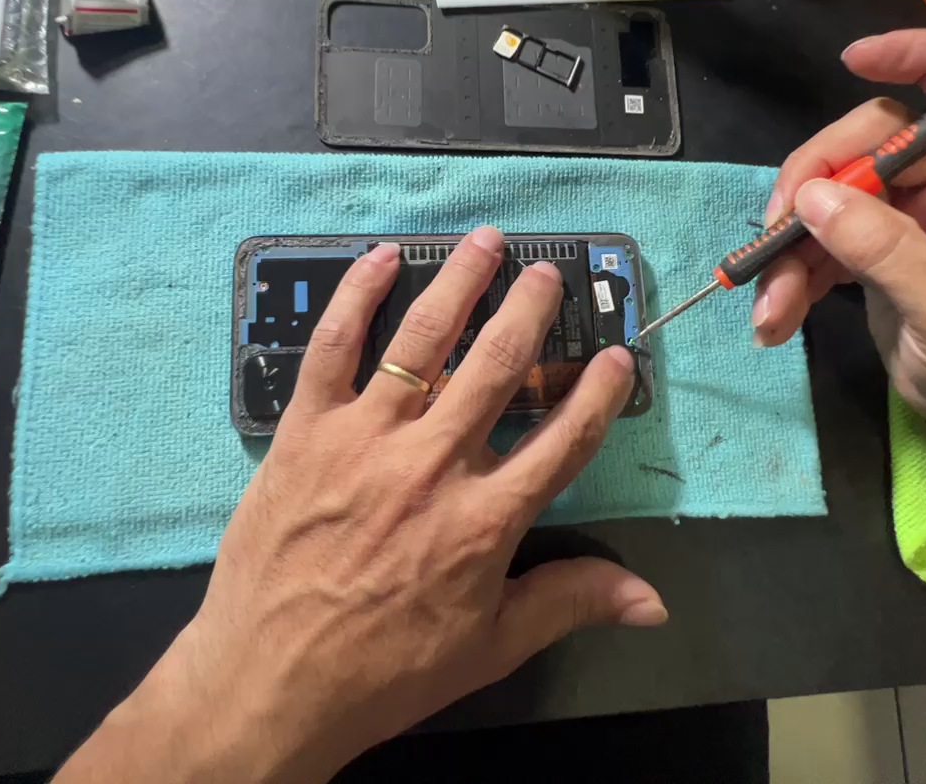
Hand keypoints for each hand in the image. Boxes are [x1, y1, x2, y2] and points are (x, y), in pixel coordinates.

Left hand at [59, 227, 664, 783]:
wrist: (269, 683)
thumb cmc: (386, 669)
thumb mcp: (490, 645)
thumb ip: (571, 602)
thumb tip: (655, 603)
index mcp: (485, 518)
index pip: (563, 438)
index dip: (597, 392)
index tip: (616, 352)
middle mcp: (432, 462)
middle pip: (497, 367)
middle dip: (528, 311)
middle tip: (546, 272)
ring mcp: (365, 437)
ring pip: (422, 340)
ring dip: (460, 284)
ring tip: (486, 243)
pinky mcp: (306, 428)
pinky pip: (334, 347)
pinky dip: (357, 296)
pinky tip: (381, 257)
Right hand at [748, 31, 925, 535]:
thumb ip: (886, 247)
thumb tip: (809, 195)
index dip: (923, 56)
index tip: (852, 59)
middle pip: (874, 140)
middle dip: (816, 182)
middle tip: (776, 231)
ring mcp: (916, 219)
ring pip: (834, 193)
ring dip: (790, 246)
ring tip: (767, 303)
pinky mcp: (879, 253)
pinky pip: (822, 241)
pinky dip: (792, 275)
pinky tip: (775, 317)